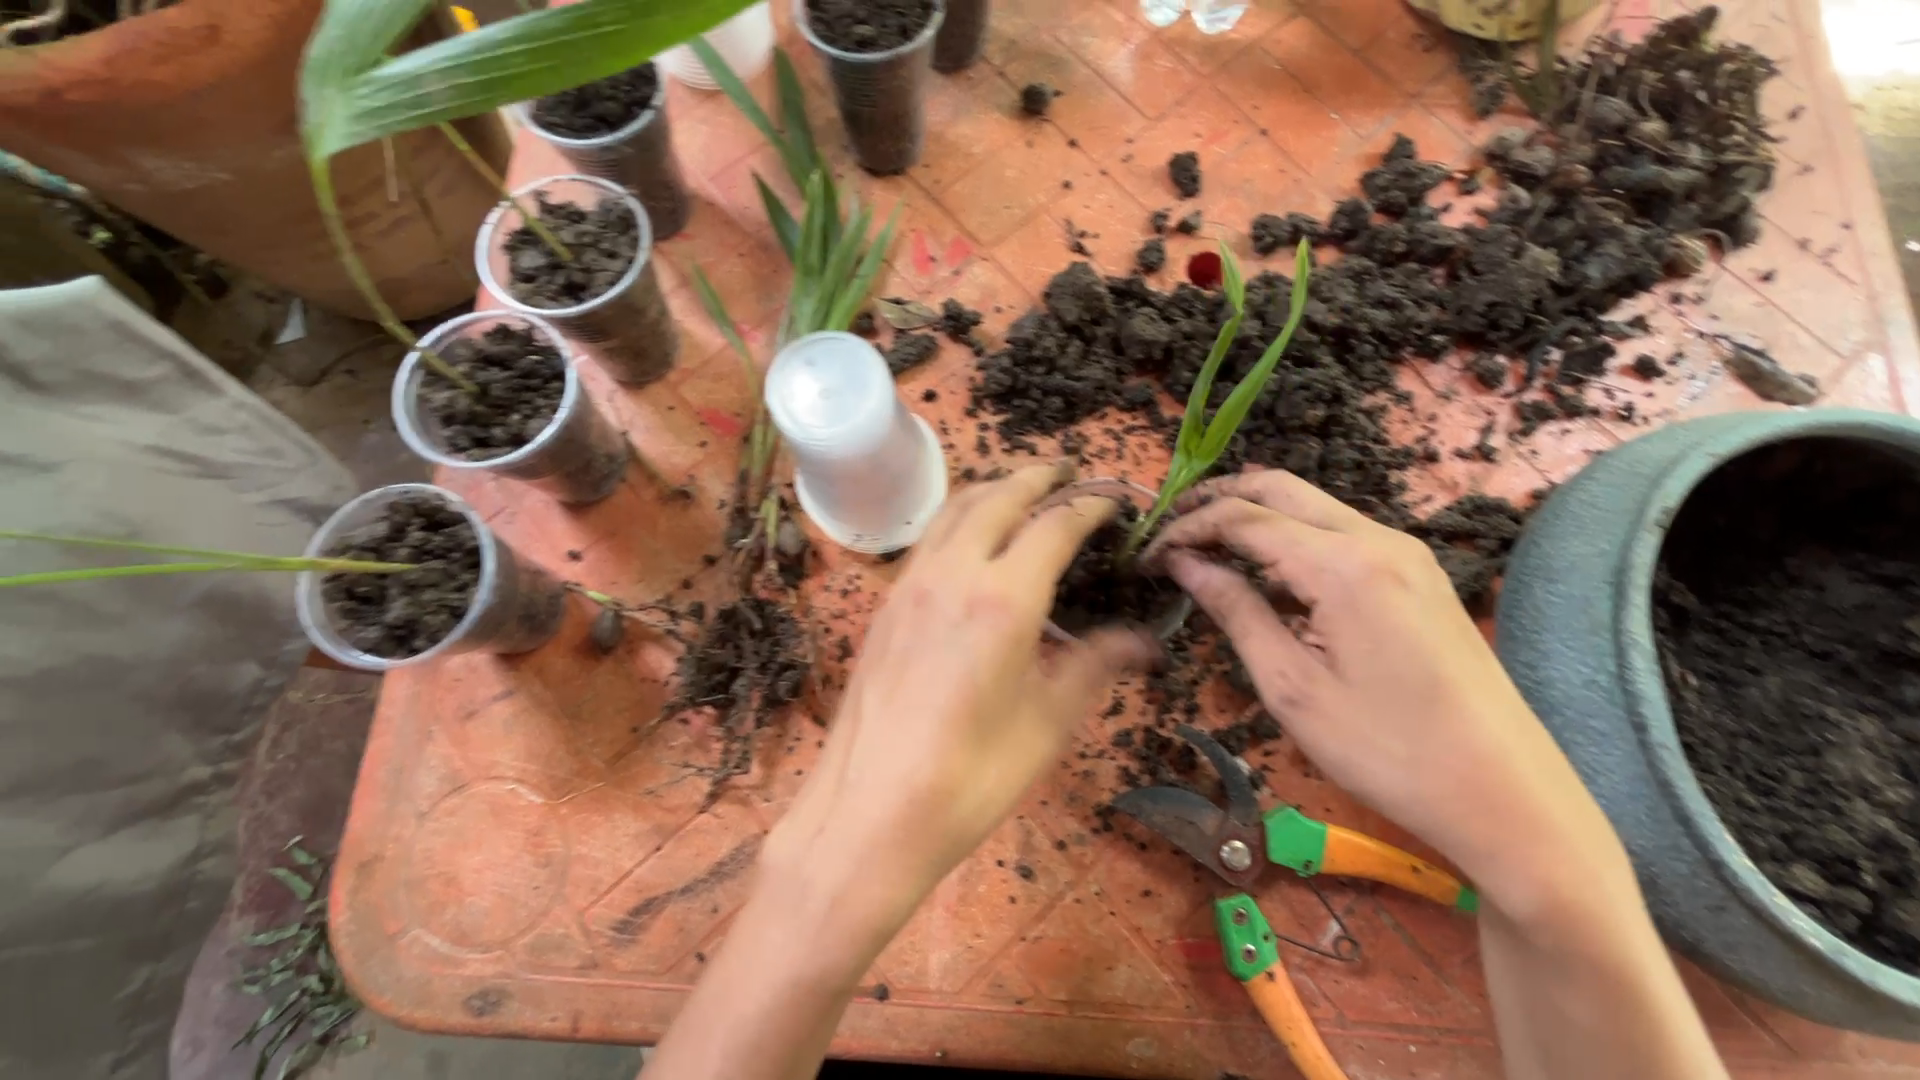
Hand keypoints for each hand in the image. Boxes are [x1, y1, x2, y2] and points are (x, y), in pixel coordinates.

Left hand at [763, 463, 1157, 931]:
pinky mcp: (886, 604)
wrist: (870, 809)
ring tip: (1023, 490)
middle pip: (999, 497)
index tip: (1113, 501)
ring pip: (955, 509)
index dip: (1089, 506)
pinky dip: (960, 518)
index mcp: (1003, 598)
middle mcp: (952, 573)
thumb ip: (1096, 665)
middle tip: (1070, 474)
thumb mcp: (1047, 722)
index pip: (1054, 524)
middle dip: (1039, 478)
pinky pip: (929, 538)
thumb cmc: (971, 775)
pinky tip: (971, 540)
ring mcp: (910, 584)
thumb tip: (1146, 642)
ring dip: (994, 489)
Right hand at [1145, 469, 1626, 919]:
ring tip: (1206, 553)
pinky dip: (1291, 541)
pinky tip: (1266, 577)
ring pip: (1312, 507)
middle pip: (1280, 488)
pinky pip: (1340, 536)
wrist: (1505, 793)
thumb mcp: (1292, 687)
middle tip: (1170, 531)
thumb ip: (1235, 611)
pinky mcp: (1418, 576)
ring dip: (1255, 518)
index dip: (1188, 528)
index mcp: (1343, 564)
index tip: (1148, 555)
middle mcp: (1378, 539)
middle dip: (1218, 501)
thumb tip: (1184, 564)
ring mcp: (1405, 554)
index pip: (1244, 518)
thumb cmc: (1386, 750)